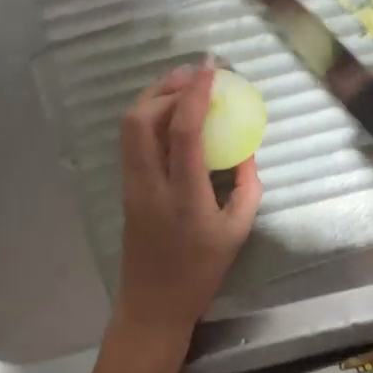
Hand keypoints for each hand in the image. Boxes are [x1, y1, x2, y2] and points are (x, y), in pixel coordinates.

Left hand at [115, 66, 262, 333]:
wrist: (154, 304)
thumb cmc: (201, 273)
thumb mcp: (237, 232)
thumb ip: (247, 186)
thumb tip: (246, 148)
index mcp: (184, 198)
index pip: (183, 132)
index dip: (195, 94)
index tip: (211, 68)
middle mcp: (150, 186)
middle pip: (141, 120)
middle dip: (166, 88)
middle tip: (194, 75)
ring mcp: (131, 187)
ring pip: (129, 128)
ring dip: (154, 100)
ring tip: (183, 88)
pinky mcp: (125, 189)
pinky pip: (132, 143)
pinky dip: (149, 120)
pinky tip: (171, 117)